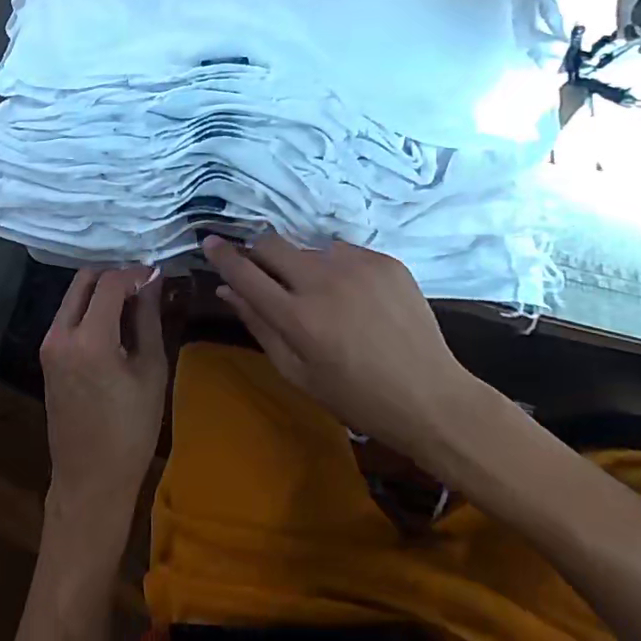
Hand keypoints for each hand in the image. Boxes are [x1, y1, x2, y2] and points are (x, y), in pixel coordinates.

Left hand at [39, 267, 167, 514]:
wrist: (90, 479)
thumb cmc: (131, 429)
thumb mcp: (151, 370)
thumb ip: (148, 318)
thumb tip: (153, 280)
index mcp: (89, 339)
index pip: (109, 283)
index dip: (135, 272)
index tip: (157, 273)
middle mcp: (60, 335)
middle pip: (84, 280)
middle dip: (114, 274)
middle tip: (143, 283)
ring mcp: (48, 345)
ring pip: (73, 296)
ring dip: (101, 290)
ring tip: (133, 301)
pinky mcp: (46, 357)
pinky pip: (68, 316)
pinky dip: (90, 308)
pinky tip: (114, 321)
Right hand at [201, 234, 482, 455]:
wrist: (430, 396)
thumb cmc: (356, 397)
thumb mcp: (298, 373)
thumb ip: (259, 325)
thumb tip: (227, 290)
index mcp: (298, 316)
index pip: (245, 272)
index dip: (222, 255)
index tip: (210, 242)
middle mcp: (323, 281)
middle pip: (272, 244)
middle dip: (259, 253)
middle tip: (265, 273)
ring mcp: (357, 265)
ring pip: (310, 248)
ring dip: (304, 266)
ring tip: (325, 298)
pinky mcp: (385, 260)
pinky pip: (345, 253)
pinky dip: (339, 269)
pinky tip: (356, 298)